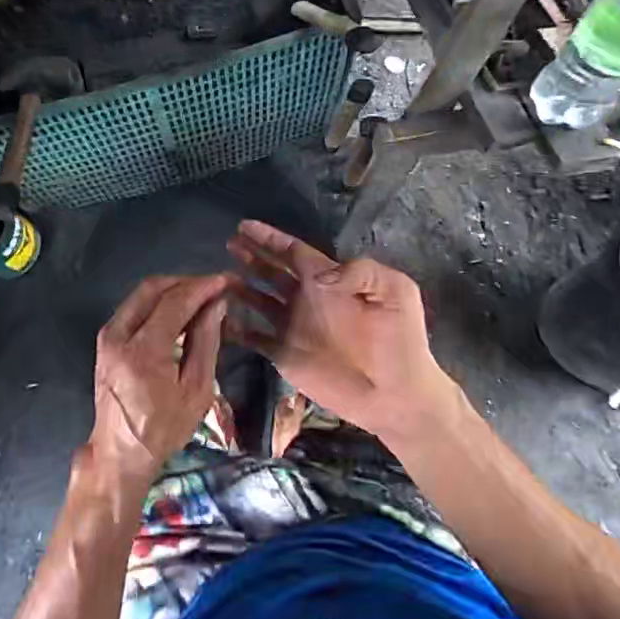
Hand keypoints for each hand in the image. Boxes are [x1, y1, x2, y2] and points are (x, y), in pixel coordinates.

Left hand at [87, 274, 229, 485]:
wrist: (119, 455)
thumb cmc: (163, 428)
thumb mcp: (197, 390)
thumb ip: (206, 341)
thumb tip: (217, 303)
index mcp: (143, 352)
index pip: (176, 301)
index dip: (203, 287)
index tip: (226, 281)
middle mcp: (119, 336)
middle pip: (154, 288)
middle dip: (187, 282)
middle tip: (213, 288)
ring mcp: (107, 337)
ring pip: (142, 293)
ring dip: (173, 289)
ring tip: (200, 298)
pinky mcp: (105, 340)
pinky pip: (134, 306)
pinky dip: (158, 301)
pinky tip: (179, 311)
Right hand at [225, 221, 460, 442]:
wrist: (397, 392)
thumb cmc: (400, 339)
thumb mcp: (395, 291)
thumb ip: (360, 273)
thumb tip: (319, 276)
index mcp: (329, 280)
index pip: (294, 252)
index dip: (270, 238)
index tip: (245, 226)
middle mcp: (308, 299)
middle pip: (273, 271)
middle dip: (252, 256)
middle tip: (229, 243)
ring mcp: (296, 327)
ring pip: (260, 300)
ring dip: (241, 288)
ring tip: (219, 277)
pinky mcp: (287, 355)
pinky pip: (256, 338)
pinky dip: (237, 329)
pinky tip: (220, 319)